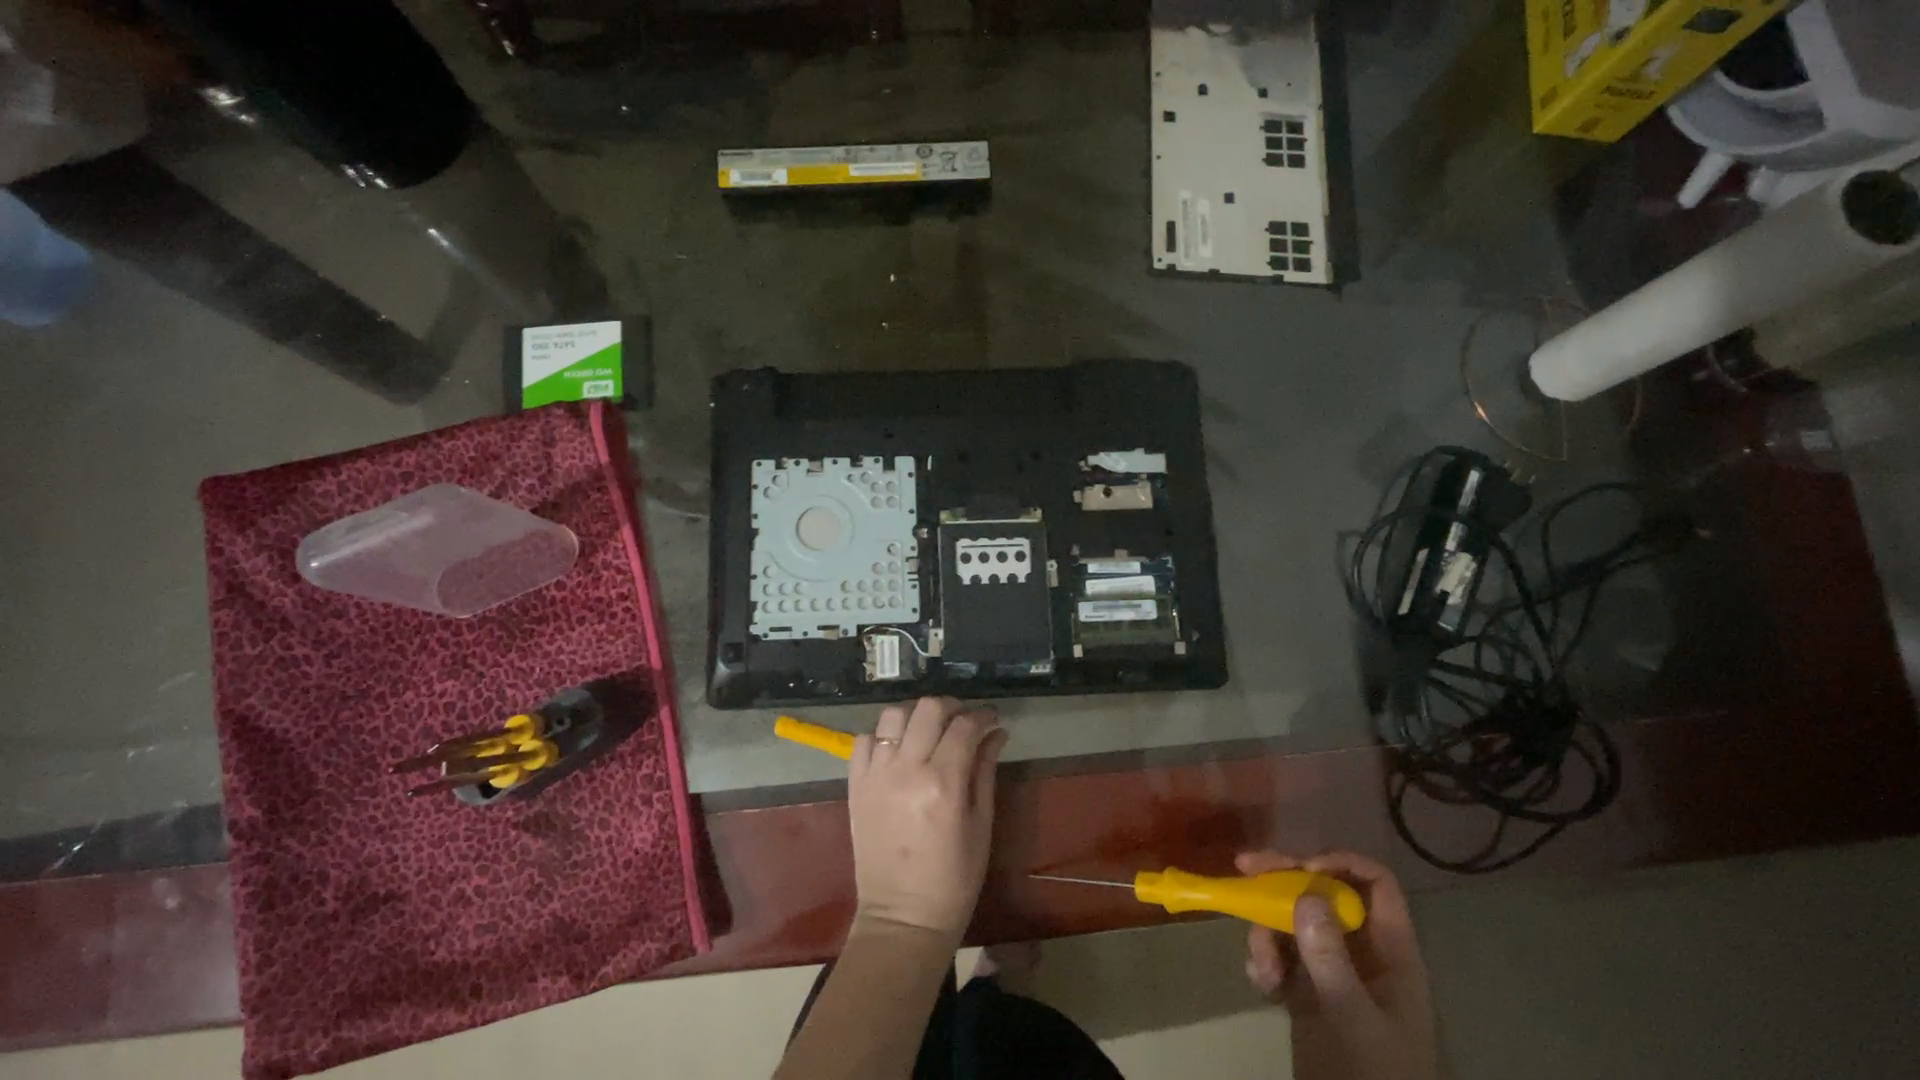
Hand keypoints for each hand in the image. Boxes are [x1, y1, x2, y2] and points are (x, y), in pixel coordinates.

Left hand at [847, 697, 1006, 940]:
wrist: (903, 915)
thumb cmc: (954, 878)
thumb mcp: (982, 825)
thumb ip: (985, 771)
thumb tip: (996, 733)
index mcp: (943, 783)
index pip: (965, 726)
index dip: (984, 716)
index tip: (994, 719)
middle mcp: (906, 770)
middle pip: (928, 709)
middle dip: (952, 707)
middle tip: (964, 722)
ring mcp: (875, 776)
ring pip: (892, 716)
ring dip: (916, 716)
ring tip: (929, 732)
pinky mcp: (855, 785)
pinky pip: (863, 740)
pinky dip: (882, 736)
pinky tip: (898, 751)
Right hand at [1238, 851, 1438, 1079]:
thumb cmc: (1379, 1075)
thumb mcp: (1357, 1018)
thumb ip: (1331, 961)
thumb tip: (1305, 896)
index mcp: (1390, 952)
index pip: (1375, 884)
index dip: (1341, 863)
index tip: (1300, 866)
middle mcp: (1361, 954)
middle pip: (1323, 895)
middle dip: (1285, 881)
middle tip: (1245, 867)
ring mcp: (1331, 974)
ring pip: (1293, 925)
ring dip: (1267, 932)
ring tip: (1261, 966)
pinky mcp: (1306, 997)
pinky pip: (1278, 959)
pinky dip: (1263, 964)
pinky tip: (1260, 985)